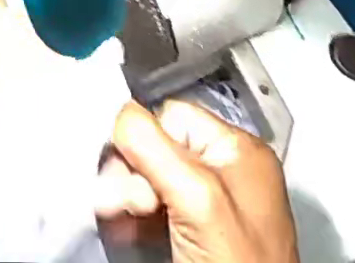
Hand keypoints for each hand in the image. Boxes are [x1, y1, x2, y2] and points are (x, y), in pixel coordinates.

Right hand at [95, 100, 299, 262]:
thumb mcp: (199, 199)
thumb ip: (159, 151)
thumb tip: (122, 114)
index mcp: (238, 151)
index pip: (175, 117)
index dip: (145, 139)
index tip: (127, 170)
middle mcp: (226, 173)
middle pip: (161, 149)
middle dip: (134, 172)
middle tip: (123, 201)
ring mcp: (211, 209)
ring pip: (154, 182)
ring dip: (128, 196)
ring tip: (117, 216)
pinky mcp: (194, 240)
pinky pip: (156, 214)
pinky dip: (134, 220)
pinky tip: (122, 229)